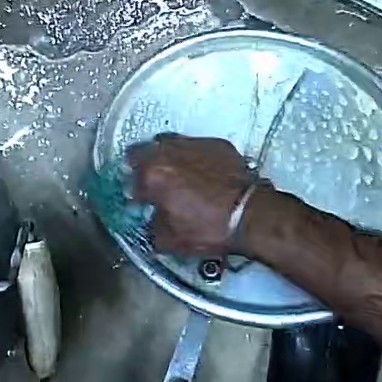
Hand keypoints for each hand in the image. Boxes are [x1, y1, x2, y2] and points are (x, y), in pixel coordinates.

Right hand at [127, 134, 254, 256]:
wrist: (252, 216)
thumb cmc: (209, 227)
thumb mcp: (170, 240)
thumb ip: (152, 227)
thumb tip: (151, 223)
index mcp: (151, 174)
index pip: (130, 179)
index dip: (136, 192)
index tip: (142, 201)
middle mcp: (168, 152)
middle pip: (142, 150)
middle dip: (142, 165)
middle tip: (151, 180)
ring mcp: (193, 144)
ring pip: (168, 142)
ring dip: (166, 155)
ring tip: (175, 172)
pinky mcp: (216, 144)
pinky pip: (196, 146)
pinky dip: (193, 156)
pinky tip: (202, 171)